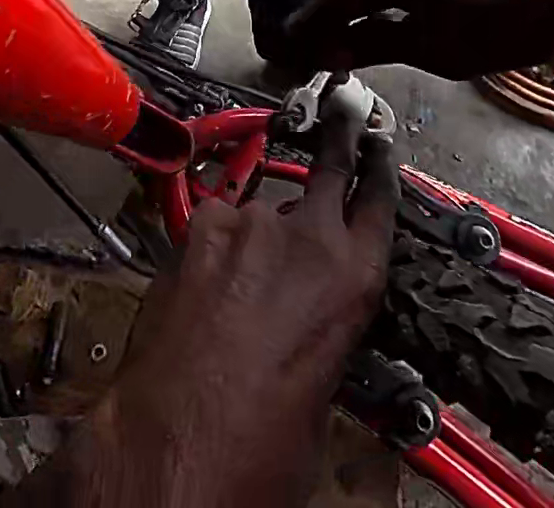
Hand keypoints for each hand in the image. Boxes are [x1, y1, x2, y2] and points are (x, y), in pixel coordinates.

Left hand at [12, 95, 398, 507]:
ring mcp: (252, 223)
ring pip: (262, 210)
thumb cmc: (261, 440)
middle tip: (342, 109)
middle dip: (338, 133)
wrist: (174, 444)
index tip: (376, 142)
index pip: (379, 201)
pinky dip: (215, 245)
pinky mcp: (202, 224)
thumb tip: (306, 315)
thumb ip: (322, 325)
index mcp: (352, 281)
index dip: (379, 167)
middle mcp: (307, 238)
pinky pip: (217, 225)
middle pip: (330, 165)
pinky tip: (203, 286)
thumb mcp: (323, 385)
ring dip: (256, 233)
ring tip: (240, 282)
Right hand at [283, 0, 553, 79]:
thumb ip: (375, 45)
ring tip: (345, 52)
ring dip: (344, 15)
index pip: (311, 13)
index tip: (292, 76)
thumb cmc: (510, 11)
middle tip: (316, 68)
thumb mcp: (440, 46)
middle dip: (318, 31)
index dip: (299, 48)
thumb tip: (327, 52)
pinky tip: (379, 23)